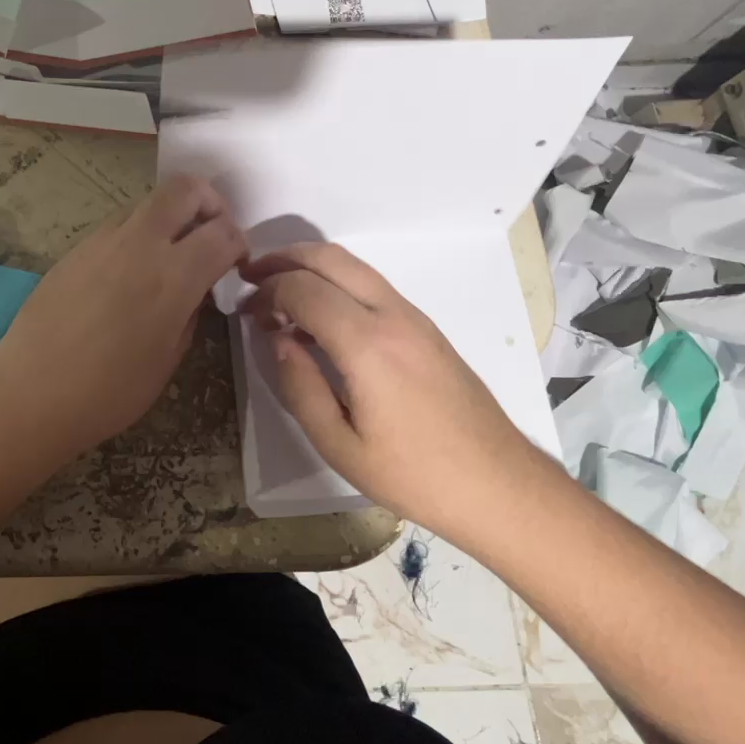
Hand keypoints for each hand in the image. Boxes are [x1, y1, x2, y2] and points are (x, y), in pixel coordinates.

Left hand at [0, 175, 246, 457]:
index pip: (223, 232)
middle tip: (210, 235)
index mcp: (173, 275)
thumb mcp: (167, 361)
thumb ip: (190, 314)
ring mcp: (102, 241)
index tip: (235, 264)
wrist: (30, 392)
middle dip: (208, 203)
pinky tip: (129, 274)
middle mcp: (139, 243)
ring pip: (148, 204)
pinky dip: (136, 235)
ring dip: (169, 218)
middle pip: (184, 189)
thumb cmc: (108, 392)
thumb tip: (195, 289)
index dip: (238, 243)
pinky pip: (117, 226)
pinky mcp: (75, 249)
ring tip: (168, 258)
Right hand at [239, 244, 541, 535]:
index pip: (303, 289)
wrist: (499, 485)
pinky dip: (335, 286)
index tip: (245, 313)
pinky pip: (371, 288)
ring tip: (276, 294)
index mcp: (367, 344)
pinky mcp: (426, 330)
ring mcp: (415, 318)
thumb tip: (277, 339)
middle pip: (330, 258)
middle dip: (283, 259)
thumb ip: (300, 386)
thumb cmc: (413, 475)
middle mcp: (393, 316)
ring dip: (310, 269)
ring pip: (354, 267)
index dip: (266, 293)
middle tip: (250, 277)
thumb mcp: (338, 444)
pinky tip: (318, 320)